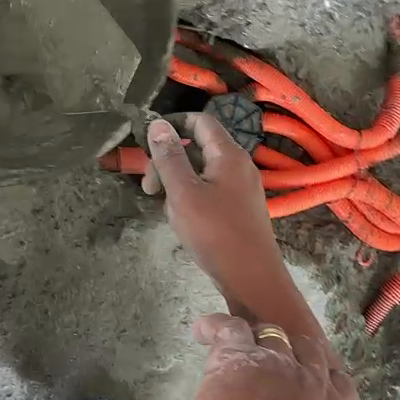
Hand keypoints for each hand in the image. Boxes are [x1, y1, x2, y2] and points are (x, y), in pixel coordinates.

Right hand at [143, 114, 284, 314]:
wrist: (252, 278)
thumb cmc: (215, 233)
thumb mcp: (183, 193)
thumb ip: (169, 157)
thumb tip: (158, 123)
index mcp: (229, 154)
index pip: (200, 121)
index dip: (173, 124)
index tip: (147, 141)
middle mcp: (239, 165)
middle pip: (199, 147)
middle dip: (169, 161)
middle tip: (148, 188)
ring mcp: (241, 188)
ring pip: (201, 172)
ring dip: (178, 184)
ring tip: (166, 210)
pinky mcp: (239, 209)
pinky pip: (210, 191)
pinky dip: (191, 198)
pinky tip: (182, 220)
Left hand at [177, 313, 366, 399]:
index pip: (343, 397)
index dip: (325, 388)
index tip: (309, 392)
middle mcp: (322, 397)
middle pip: (315, 357)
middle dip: (299, 355)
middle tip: (277, 359)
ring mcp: (284, 373)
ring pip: (277, 337)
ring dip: (262, 338)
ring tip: (242, 340)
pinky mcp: (241, 362)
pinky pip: (231, 329)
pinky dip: (216, 327)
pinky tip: (203, 330)